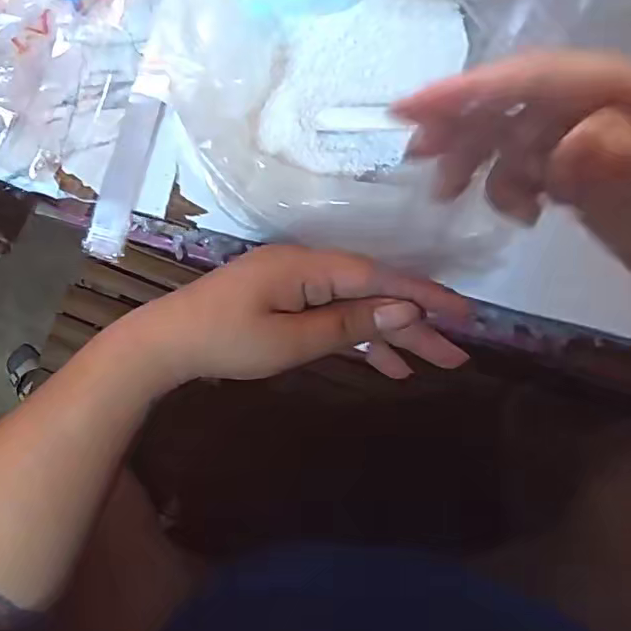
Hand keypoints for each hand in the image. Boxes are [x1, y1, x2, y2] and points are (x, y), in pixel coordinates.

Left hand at [110, 245, 472, 386]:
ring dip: (389, 334)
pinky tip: (385, 365)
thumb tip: (402, 310)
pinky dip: (355, 338)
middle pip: (370, 291)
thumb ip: (347, 326)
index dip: (422, 295)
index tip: (464, 315)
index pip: (377, 276)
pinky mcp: (282, 299)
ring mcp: (292, 282)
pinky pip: (329, 314)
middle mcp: (304, 266)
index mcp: (306, 266)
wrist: (166, 342)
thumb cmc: (224, 342)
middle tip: (457, 353)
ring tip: (432, 363)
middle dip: (413, 322)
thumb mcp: (290, 341)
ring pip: (353, 305)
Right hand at [393, 51, 630, 318]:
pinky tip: (512, 212)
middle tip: (417, 157)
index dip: (477, 89)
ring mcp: (622, 142)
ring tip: (451, 193)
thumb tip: (568, 139)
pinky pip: (544, 164)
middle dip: (467, 122)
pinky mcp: (611, 176)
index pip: (552, 79)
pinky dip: (513, 181)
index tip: (410, 109)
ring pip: (529, 131)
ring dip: (484, 155)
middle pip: (530, 98)